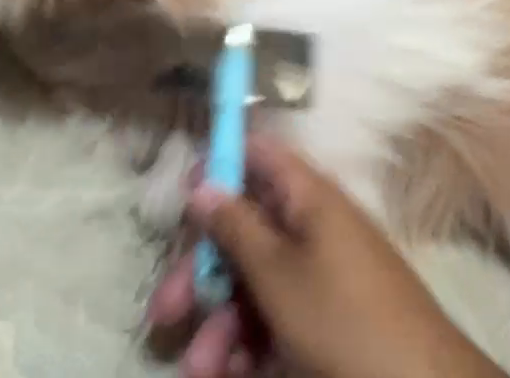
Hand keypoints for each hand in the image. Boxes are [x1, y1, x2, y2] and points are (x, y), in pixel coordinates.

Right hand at [146, 137, 507, 377]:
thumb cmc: (344, 321)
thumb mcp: (277, 273)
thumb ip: (234, 225)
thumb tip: (202, 182)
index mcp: (308, 199)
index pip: (258, 154)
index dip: (218, 163)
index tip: (181, 194)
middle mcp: (313, 230)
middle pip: (243, 232)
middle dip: (201, 275)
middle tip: (165, 311)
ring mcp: (323, 279)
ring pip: (254, 285)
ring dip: (220, 325)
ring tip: (198, 370)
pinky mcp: (329, 324)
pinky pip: (278, 320)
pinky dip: (249, 346)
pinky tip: (227, 375)